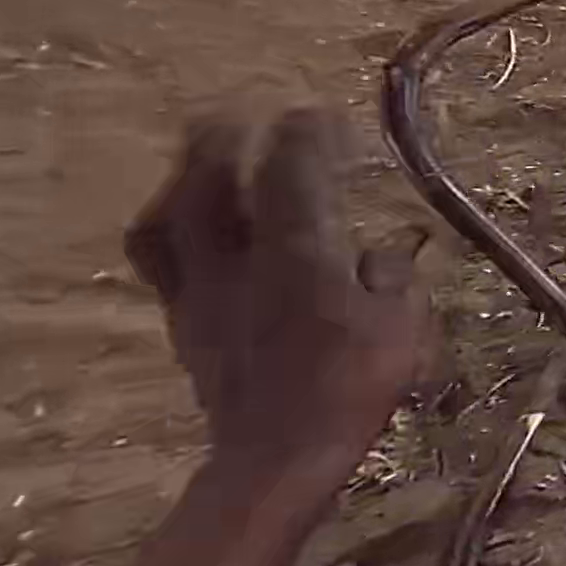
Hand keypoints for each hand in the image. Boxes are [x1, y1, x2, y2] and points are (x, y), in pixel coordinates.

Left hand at [125, 108, 431, 467]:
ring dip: (181, 180)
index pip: (292, 179)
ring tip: (201, 159)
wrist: (280, 454)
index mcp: (301, 259)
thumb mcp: (402, 322)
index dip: (304, 137)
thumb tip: (388, 245)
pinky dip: (172, 225)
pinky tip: (193, 222)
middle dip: (220, 143)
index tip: (318, 112)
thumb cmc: (355, 382)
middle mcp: (241, 265)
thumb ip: (391, 273)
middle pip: (209, 188)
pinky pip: (163, 258)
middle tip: (235, 114)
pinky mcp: (185, 320)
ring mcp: (203, 293)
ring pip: (168, 222)